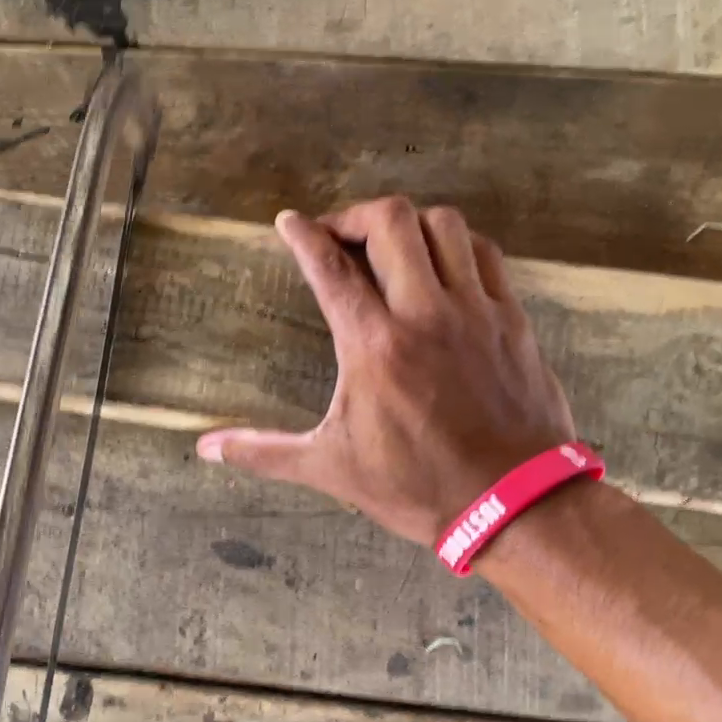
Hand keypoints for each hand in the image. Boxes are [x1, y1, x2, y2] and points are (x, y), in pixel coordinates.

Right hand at [197, 198, 577, 547]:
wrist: (516, 506)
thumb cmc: (417, 486)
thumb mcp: (330, 467)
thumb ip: (263, 451)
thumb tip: (205, 449)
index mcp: (373, 345)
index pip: (329, 267)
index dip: (302, 234)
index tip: (287, 222)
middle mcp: (424, 314)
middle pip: (390, 222)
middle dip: (353, 216)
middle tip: (335, 237)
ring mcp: (474, 311)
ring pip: (443, 225)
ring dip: (406, 224)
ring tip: (386, 246)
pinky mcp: (511, 319)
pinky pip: (484, 254)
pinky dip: (456, 245)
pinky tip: (439, 265)